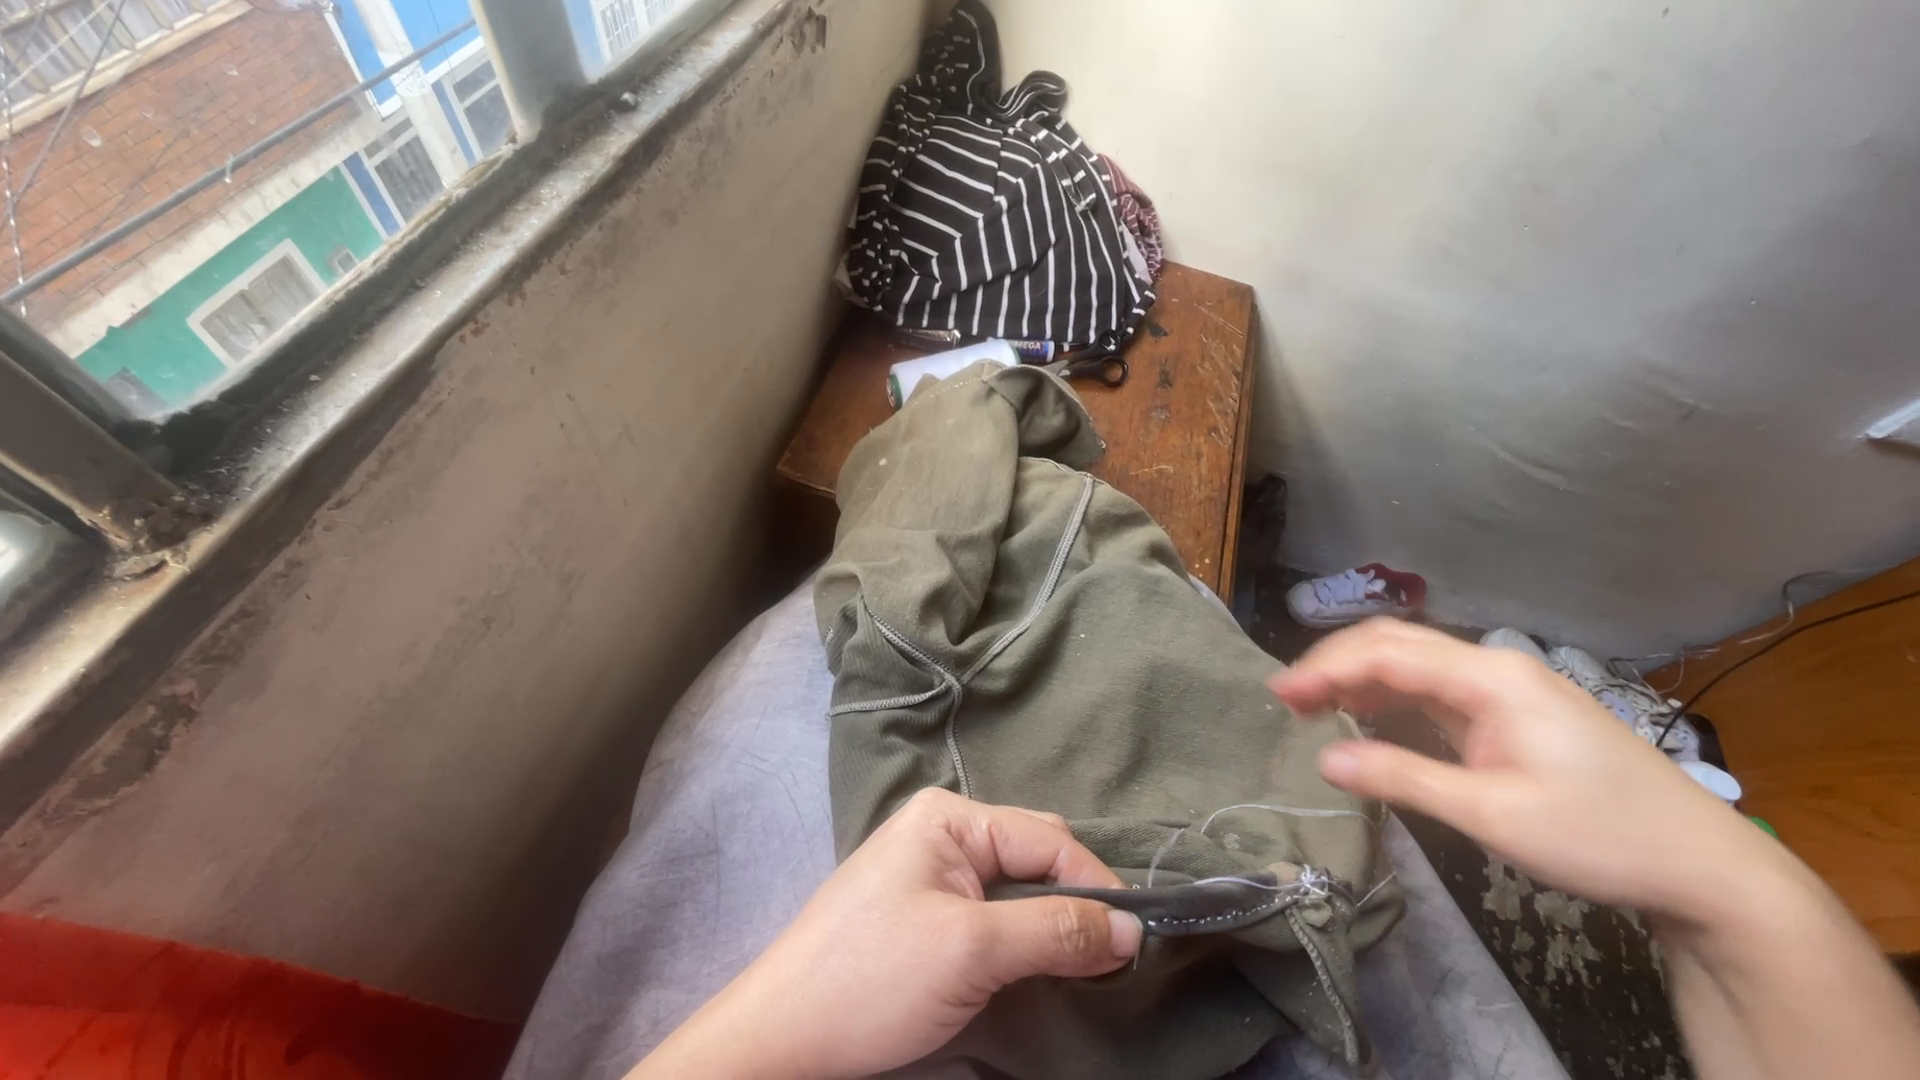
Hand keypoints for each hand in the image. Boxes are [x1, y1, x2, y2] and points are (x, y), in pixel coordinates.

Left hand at [628, 788, 1142, 1079]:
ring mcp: (930, 870)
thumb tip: (1132, 928)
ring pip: (1016, 886)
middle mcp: (942, 831)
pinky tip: (1033, 961)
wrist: (782, 1037)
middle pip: (1034, 855)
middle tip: (1108, 956)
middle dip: (1074, 900)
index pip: (1047, 841)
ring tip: (1078, 962)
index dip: (1096, 887)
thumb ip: (1055, 931)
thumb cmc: (874, 977)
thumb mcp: (972, 950)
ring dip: (1050, 921)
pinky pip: (991, 909)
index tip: (1136, 943)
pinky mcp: (924, 910)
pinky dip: (1022, 934)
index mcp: (950, 817)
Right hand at [1266, 618, 1785, 922]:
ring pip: (1411, 663)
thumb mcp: (1492, 814)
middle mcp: (1493, 668)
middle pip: (1395, 644)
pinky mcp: (1507, 713)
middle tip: (1285, 699)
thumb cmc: (1599, 836)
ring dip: (1357, 679)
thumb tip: (1323, 760)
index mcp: (1491, 677)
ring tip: (1310, 707)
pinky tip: (1363, 718)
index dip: (1325, 668)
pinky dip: (1387, 698)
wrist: (1704, 868)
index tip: (1279, 696)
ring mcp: (1503, 689)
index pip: (1387, 653)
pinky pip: (1432, 690)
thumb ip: (1402, 777)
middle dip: (1333, 664)